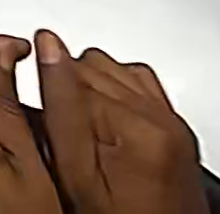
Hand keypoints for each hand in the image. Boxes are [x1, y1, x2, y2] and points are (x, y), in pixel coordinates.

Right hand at [36, 30, 207, 213]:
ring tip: (81, 129)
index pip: (71, 74)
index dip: (47, 95)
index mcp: (142, 132)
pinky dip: (111, 86)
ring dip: (85, 86)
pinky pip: (133, 77)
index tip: (45, 121)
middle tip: (63, 135)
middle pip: (88, 66)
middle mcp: (164, 119)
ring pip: (105, 66)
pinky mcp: (174, 125)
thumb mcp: (76, 176)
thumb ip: (60, 107)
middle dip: (66, 90)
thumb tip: (47, 43)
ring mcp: (172, 122)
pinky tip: (102, 118)